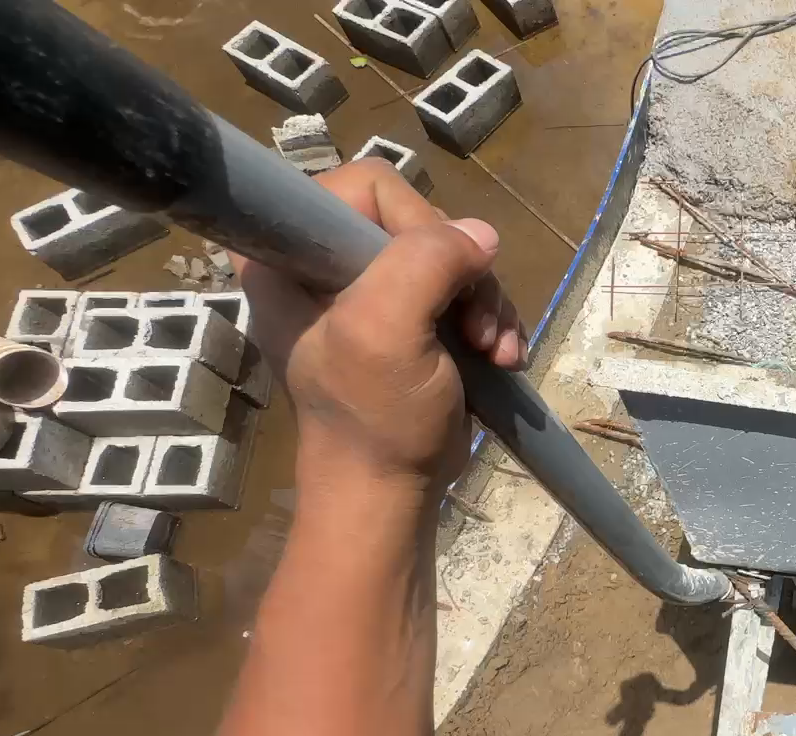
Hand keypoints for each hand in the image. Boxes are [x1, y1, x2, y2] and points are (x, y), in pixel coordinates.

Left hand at [232, 159, 524, 501]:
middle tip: (481, 331)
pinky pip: (467, 298)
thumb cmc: (375, 416)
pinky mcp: (414, 324)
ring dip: (490, 308)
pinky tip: (502, 357)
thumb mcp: (387, 331)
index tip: (444, 285)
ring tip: (498, 352)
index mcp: (293, 251)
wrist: (390, 487)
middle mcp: (330, 262)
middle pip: (425, 227)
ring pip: (456, 264)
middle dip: (468, 280)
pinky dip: (494, 325)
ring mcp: (376, 295)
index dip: (422, 228)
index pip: (372, 188)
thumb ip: (425, 263)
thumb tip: (483, 235)